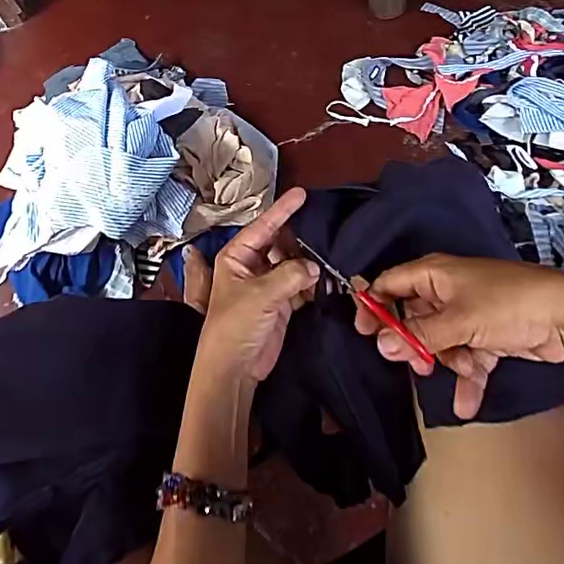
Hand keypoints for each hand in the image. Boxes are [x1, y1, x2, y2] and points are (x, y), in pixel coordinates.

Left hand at [185, 187, 320, 384]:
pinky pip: (302, 283)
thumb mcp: (260, 294)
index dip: (283, 209)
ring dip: (310, 262)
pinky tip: (326, 280)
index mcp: (237, 256)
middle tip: (324, 230)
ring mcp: (268, 283)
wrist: (234, 370)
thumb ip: (291, 274)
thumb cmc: (235, 326)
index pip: (264, 226)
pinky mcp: (282, 301)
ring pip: (295, 262)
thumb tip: (315, 266)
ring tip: (329, 256)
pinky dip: (314, 282)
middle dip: (301, 238)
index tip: (302, 193)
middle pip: (282, 242)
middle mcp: (253, 265)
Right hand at [355, 254, 563, 417]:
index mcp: (435, 273)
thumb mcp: (458, 321)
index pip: (390, 283)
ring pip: (439, 341)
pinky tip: (467, 404)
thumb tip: (380, 342)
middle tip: (418, 363)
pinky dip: (467, 378)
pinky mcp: (486, 335)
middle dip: (414, 344)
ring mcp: (467, 313)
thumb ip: (418, 334)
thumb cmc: (507, 304)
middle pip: (413, 317)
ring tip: (464, 369)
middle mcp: (447, 290)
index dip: (374, 305)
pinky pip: (465, 357)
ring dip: (447, 361)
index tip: (363, 333)